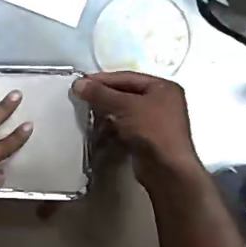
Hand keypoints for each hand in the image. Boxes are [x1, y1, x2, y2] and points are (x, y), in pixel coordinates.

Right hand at [73, 72, 201, 189]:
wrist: (166, 169)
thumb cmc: (153, 131)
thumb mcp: (125, 106)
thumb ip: (101, 94)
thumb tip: (79, 84)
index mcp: (163, 88)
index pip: (127, 77)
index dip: (102, 79)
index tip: (82, 82)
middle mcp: (161, 102)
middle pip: (126, 93)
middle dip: (104, 96)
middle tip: (82, 96)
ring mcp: (155, 122)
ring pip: (124, 111)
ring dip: (106, 112)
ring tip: (87, 112)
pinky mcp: (146, 139)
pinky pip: (125, 126)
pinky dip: (111, 126)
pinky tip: (99, 129)